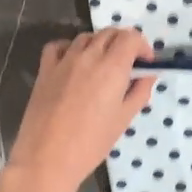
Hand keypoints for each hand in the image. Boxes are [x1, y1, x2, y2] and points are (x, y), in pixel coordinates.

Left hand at [7, 29, 156, 191]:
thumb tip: (146, 75)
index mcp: (112, 67)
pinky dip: (70, 48)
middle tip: (127, 65)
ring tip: (102, 66)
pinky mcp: (45, 70)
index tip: (145, 63)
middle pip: (109, 33)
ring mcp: (64, 61)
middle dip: (123, 43)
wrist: (47, 158)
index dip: (142, 46)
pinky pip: (59, 46)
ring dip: (99, 44)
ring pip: (86, 37)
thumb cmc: (91, 143)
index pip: (131, 37)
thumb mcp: (123, 119)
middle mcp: (88, 56)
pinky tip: (74, 63)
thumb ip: (139, 92)